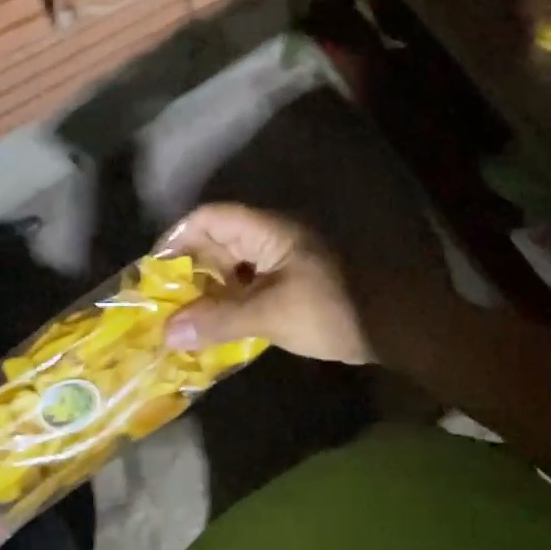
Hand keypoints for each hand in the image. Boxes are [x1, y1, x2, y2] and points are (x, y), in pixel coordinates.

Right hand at [156, 203, 373, 364]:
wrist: (398, 324)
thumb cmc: (335, 309)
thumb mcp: (271, 314)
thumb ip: (219, 319)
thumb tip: (166, 330)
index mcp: (270, 230)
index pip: (211, 217)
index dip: (177, 239)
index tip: (152, 276)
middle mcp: (278, 237)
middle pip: (221, 240)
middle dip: (190, 270)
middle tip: (164, 309)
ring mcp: (291, 260)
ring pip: (238, 266)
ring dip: (212, 290)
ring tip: (185, 325)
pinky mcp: (301, 283)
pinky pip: (256, 285)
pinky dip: (235, 303)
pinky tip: (221, 332)